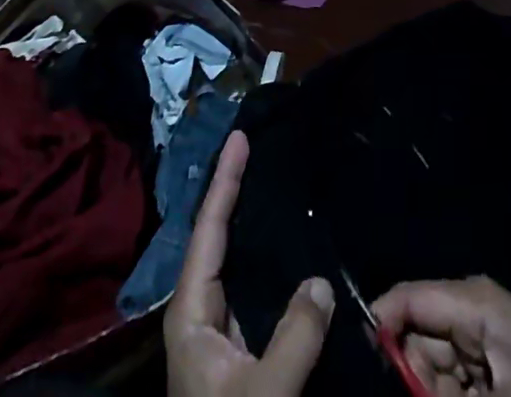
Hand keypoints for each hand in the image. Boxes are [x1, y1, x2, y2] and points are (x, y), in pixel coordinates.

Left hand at [168, 131, 334, 396]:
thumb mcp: (265, 392)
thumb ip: (295, 336)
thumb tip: (319, 281)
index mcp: (192, 315)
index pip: (207, 234)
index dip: (223, 183)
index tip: (238, 139)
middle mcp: (201, 313)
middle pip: (216, 239)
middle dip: (233, 192)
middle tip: (255, 149)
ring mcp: (220, 330)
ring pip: (237, 262)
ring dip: (252, 222)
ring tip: (273, 181)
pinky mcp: (240, 347)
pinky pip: (257, 287)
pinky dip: (272, 257)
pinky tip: (292, 244)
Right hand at [371, 277, 510, 396]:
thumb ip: (433, 393)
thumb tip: (388, 377)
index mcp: (473, 302)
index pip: (404, 299)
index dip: (376, 331)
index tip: (358, 372)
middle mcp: (476, 313)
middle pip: (415, 338)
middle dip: (406, 373)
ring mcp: (489, 343)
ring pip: (434, 368)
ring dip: (430, 390)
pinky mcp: (501, 371)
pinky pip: (458, 383)